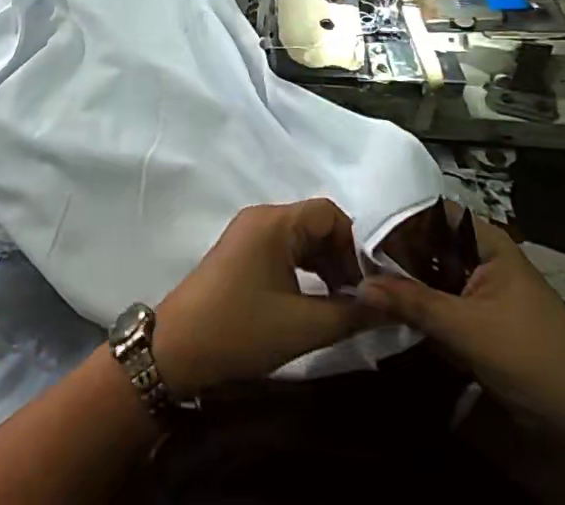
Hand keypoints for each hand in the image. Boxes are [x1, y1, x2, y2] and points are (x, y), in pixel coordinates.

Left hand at [152, 199, 373, 396]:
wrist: (175, 351)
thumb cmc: (240, 330)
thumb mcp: (303, 326)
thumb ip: (352, 314)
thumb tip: (389, 306)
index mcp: (275, 222)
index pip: (331, 213)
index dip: (356, 245)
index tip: (370, 283)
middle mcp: (261, 218)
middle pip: (316, 223)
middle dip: (342, 258)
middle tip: (360, 297)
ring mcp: (247, 235)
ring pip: (301, 238)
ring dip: (324, 266)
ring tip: (341, 303)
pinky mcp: (240, 254)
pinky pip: (283, 250)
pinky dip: (304, 270)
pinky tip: (314, 300)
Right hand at [356, 216, 564, 455]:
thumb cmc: (534, 358)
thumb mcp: (467, 328)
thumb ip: (411, 302)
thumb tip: (358, 284)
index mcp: (487, 242)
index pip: (431, 214)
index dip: (394, 219)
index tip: (351, 231)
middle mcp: (481, 258)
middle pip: (426, 246)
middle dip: (391, 256)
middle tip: (345, 263)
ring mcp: (479, 292)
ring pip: (428, 278)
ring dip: (400, 286)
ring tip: (354, 285)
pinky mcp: (477, 323)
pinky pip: (436, 306)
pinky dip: (414, 310)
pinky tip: (383, 314)